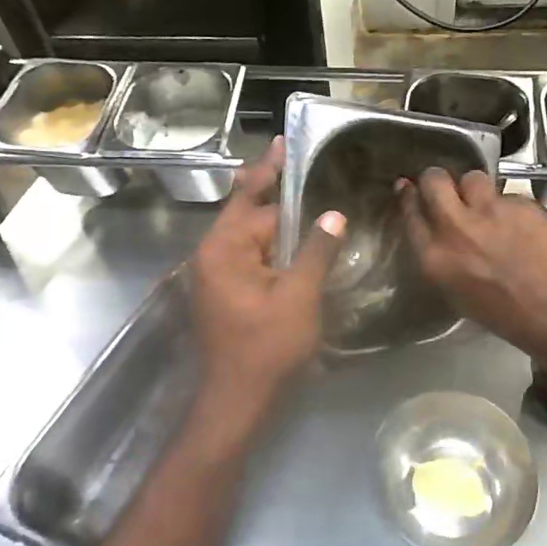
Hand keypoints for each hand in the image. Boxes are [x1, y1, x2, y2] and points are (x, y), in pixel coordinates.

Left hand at [191, 138, 345, 397]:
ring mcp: (217, 279)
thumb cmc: (267, 348)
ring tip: (318, 212)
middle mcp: (212, 257)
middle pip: (252, 218)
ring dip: (283, 230)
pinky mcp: (227, 297)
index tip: (286, 142)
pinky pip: (254, 262)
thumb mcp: (299, 296)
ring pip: (254, 242)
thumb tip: (334, 215)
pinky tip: (303, 252)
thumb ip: (316, 251)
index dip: (272, 170)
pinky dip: (277, 253)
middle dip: (286, 204)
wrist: (237, 403)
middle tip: (321, 183)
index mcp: (223, 249)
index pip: (252, 199)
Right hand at [398, 168, 546, 352]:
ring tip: (487, 204)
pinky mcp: (520, 203)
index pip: (410, 211)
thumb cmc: (501, 312)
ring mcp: (489, 211)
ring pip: (473, 178)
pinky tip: (522, 225)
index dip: (409, 195)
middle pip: (434, 180)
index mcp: (434, 255)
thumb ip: (441, 257)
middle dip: (436, 178)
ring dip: (476, 188)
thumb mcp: (455, 291)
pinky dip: (510, 207)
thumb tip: (440, 235)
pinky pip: (507, 196)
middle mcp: (456, 226)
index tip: (409, 187)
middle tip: (445, 186)